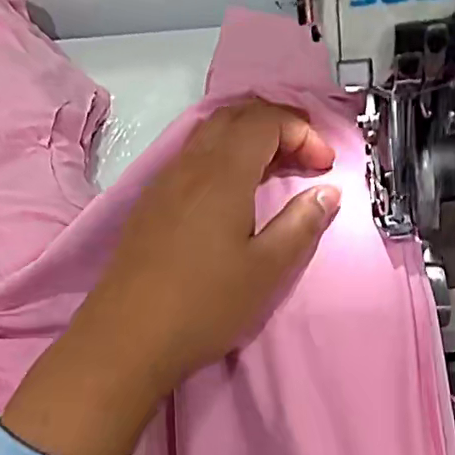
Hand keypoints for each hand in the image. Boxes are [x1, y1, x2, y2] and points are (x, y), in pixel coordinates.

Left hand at [0, 102, 339, 454]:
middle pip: (236, 116)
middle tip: (306, 157)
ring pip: (210, 133)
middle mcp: (190, 164)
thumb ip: (302, 224)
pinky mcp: (151, 203)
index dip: (302, 132)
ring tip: (276, 172)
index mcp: (222, 173)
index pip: (265, 120)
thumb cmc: (205, 305)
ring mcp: (164, 182)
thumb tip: (327, 192)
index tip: (325, 166)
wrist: (128, 338)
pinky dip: (224, 156)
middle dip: (278, 125)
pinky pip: (193, 157)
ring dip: (249, 139)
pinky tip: (235, 193)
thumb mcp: (267, 269)